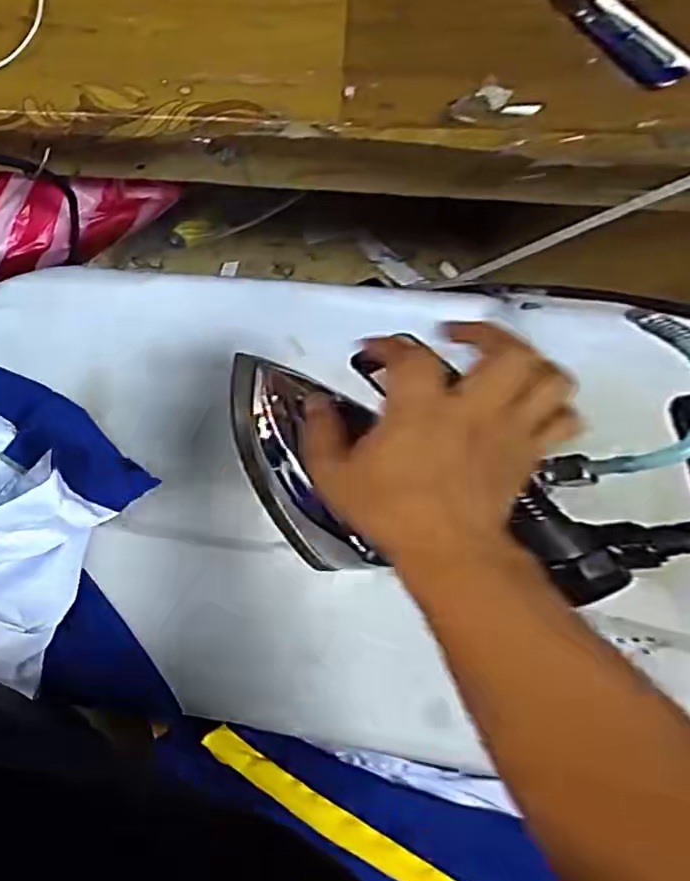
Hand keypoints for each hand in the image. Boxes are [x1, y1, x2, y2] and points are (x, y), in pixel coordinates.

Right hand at [303, 323, 581, 568]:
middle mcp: (471, 415)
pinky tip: (530, 400)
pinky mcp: (528, 453)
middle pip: (504, 352)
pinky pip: (563, 416)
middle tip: (455, 333)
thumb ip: (321, 431)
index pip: (412, 357)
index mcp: (418, 414)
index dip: (389, 345)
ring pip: (547, 377)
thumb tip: (317, 407)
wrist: (445, 547)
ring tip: (501, 355)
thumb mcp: (330, 469)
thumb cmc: (392, 511)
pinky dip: (552, 401)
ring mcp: (507, 432)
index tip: (374, 349)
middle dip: (481, 333)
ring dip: (526, 359)